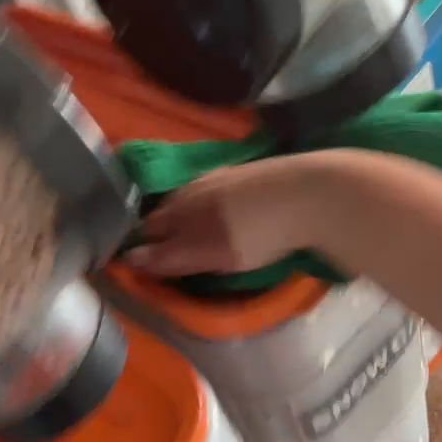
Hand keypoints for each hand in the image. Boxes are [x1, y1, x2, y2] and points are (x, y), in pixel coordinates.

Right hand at [122, 153, 357, 277]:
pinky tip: (220, 219)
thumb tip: (127, 258)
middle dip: (159, 231)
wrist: (314, 193)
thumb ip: (168, 256)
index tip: (132, 264)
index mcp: (180, 204)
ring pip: (193, 201)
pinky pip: (218, 196)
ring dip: (184, 219)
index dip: (137, 245)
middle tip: (158, 255)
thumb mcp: (207, 252)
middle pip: (168, 211)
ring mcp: (226, 177)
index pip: (147, 227)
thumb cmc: (255, 230)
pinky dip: (210, 211)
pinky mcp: (253, 177)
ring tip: (186, 239)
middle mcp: (196, 186)